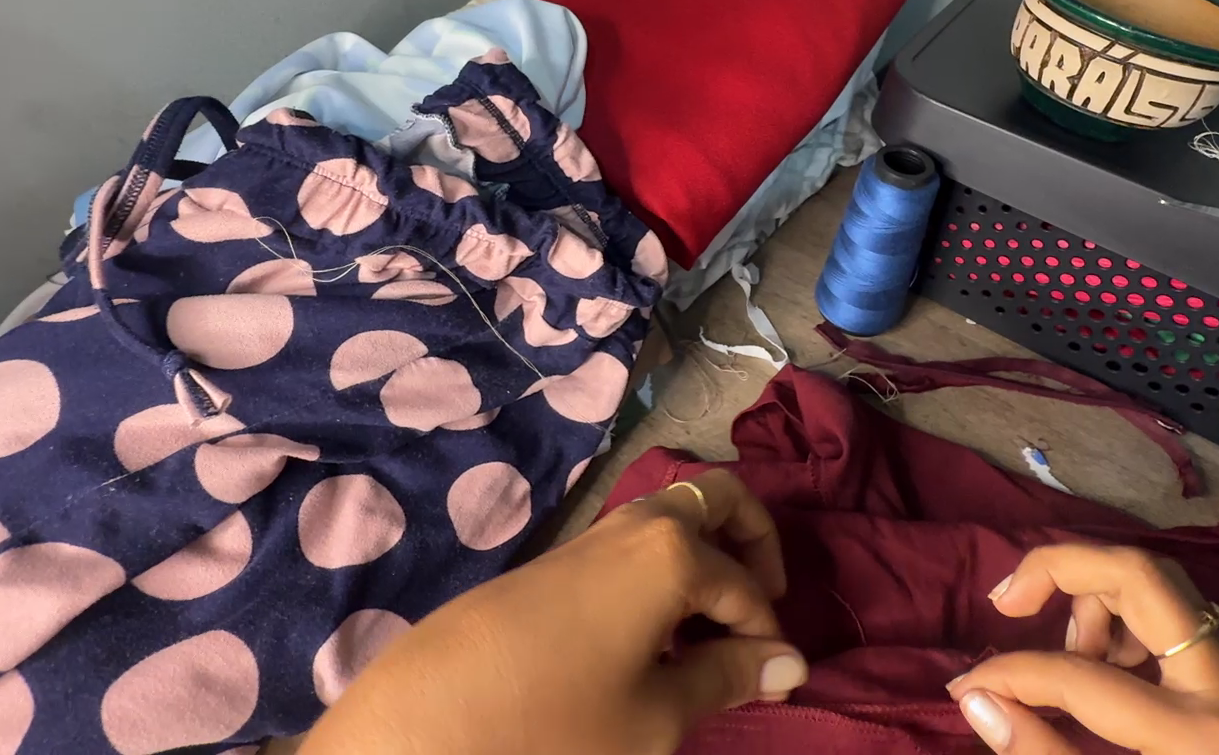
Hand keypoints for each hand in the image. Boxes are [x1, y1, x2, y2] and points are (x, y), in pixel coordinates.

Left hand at [300, 469, 803, 754]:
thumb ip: (728, 677)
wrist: (428, 716)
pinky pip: (642, 539)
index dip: (769, 634)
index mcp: (674, 549)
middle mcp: (641, 521)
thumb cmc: (559, 719)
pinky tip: (659, 630)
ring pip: (679, 514)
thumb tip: (790, 663)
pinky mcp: (569, 552)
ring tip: (710, 629)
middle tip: (760, 607)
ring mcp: (600, 531)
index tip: (777, 678)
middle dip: (755, 542)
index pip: (746, 585)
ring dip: (711, 552)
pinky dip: (672, 565)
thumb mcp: (656, 714)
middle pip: (720, 499)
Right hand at [947, 544, 1218, 754]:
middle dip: (1060, 570)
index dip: (1010, 674)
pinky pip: (1173, 617)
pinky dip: (1123, 619)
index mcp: (1204, 738)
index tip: (968, 685)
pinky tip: (1104, 664)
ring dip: (1095, 597)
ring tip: (1067, 650)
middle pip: (1138, 574)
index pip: (1081, 676)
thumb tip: (975, 700)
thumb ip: (1045, 753)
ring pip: (1158, 583)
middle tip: (1010, 603)